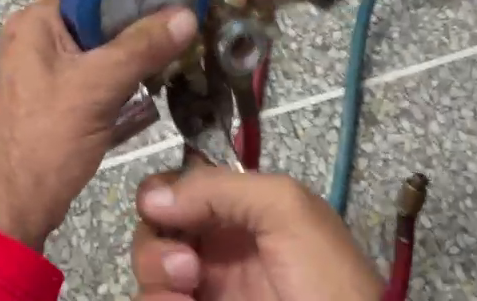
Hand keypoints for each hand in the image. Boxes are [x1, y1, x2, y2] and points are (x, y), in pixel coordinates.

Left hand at [0, 0, 197, 251]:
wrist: (11, 209)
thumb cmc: (47, 139)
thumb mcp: (98, 87)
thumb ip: (142, 47)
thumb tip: (186, 12)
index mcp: (34, 21)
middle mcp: (32, 37)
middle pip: (94, 19)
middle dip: (136, 28)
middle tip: (181, 33)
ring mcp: (39, 70)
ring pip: (95, 51)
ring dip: (130, 58)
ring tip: (174, 60)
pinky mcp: (50, 99)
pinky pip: (89, 77)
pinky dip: (116, 82)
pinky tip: (149, 92)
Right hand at [131, 168, 381, 300]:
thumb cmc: (327, 283)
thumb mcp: (286, 209)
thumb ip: (217, 187)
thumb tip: (153, 199)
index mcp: (238, 212)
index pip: (178, 186)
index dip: (162, 192)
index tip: (162, 208)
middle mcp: (217, 249)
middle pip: (155, 227)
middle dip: (155, 240)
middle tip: (187, 266)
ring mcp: (208, 291)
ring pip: (149, 270)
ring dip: (153, 273)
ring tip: (184, 291)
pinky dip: (154, 300)